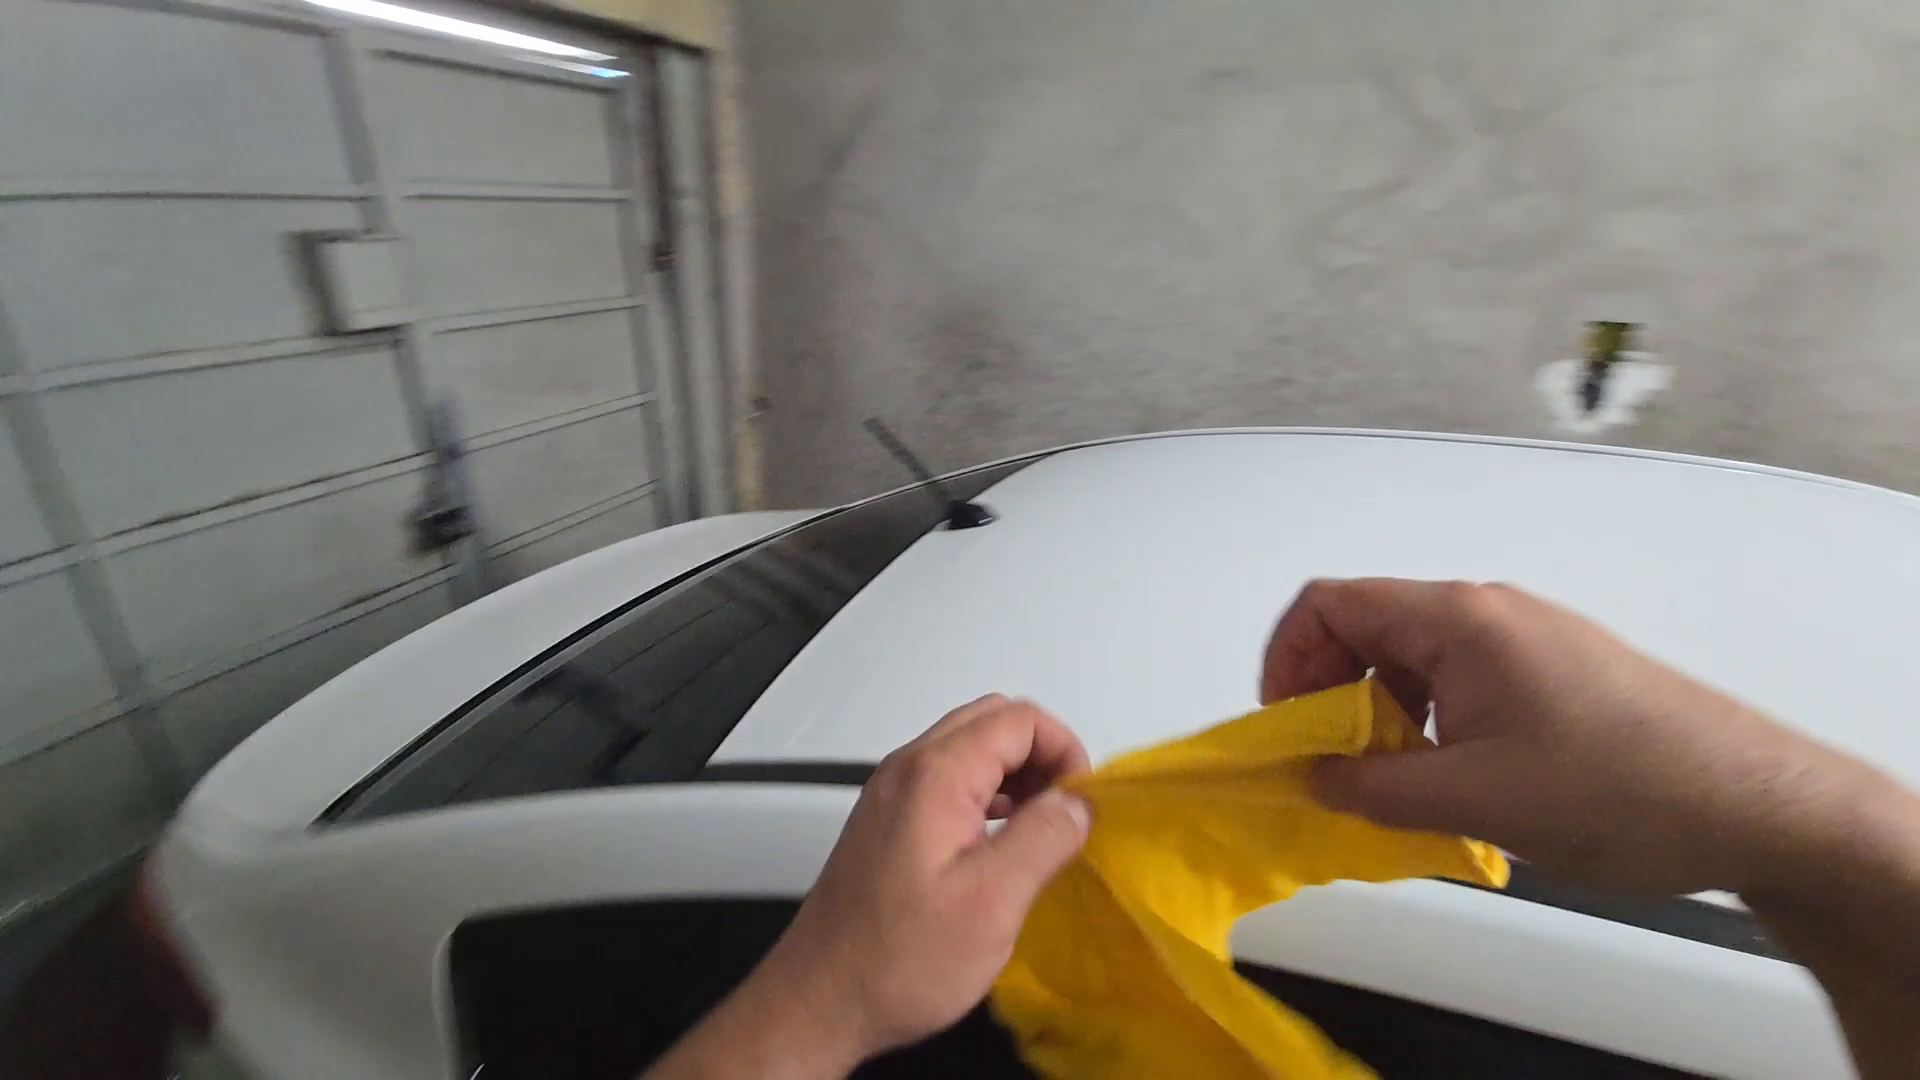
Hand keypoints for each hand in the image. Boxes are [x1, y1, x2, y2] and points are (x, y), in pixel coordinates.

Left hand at [754, 694, 1091, 1065]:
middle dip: (1040, 753)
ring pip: (969, 744)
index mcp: (935, 773)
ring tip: (1037, 826)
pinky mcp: (887, 814)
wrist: (819, 999)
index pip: (1018, 719)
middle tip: (1062, 810)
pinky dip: (985, 788)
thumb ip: (1042, 840)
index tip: (1081, 802)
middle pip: (992, 719)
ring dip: (1014, 770)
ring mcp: (893, 787)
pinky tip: (998, 836)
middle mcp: (909, 765)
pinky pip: (947, 774)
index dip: (1063, 748)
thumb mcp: (990, 904)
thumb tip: (1078, 802)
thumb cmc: (903, 957)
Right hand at [1261, 578, 1886, 896]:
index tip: (1286, 718)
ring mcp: (1516, 637)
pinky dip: (1417, 714)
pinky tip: (1437, 764)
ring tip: (1384, 767)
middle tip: (1326, 750)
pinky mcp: (1542, 667)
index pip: (1328, 605)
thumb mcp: (1472, 797)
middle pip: (1361, 625)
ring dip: (1372, 705)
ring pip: (1402, 653)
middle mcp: (1482, 611)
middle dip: (1325, 686)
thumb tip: (1314, 778)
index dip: (1287, 658)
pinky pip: (1446, 675)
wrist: (1775, 813)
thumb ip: (1370, 786)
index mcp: (1456, 619)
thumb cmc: (1628, 789)